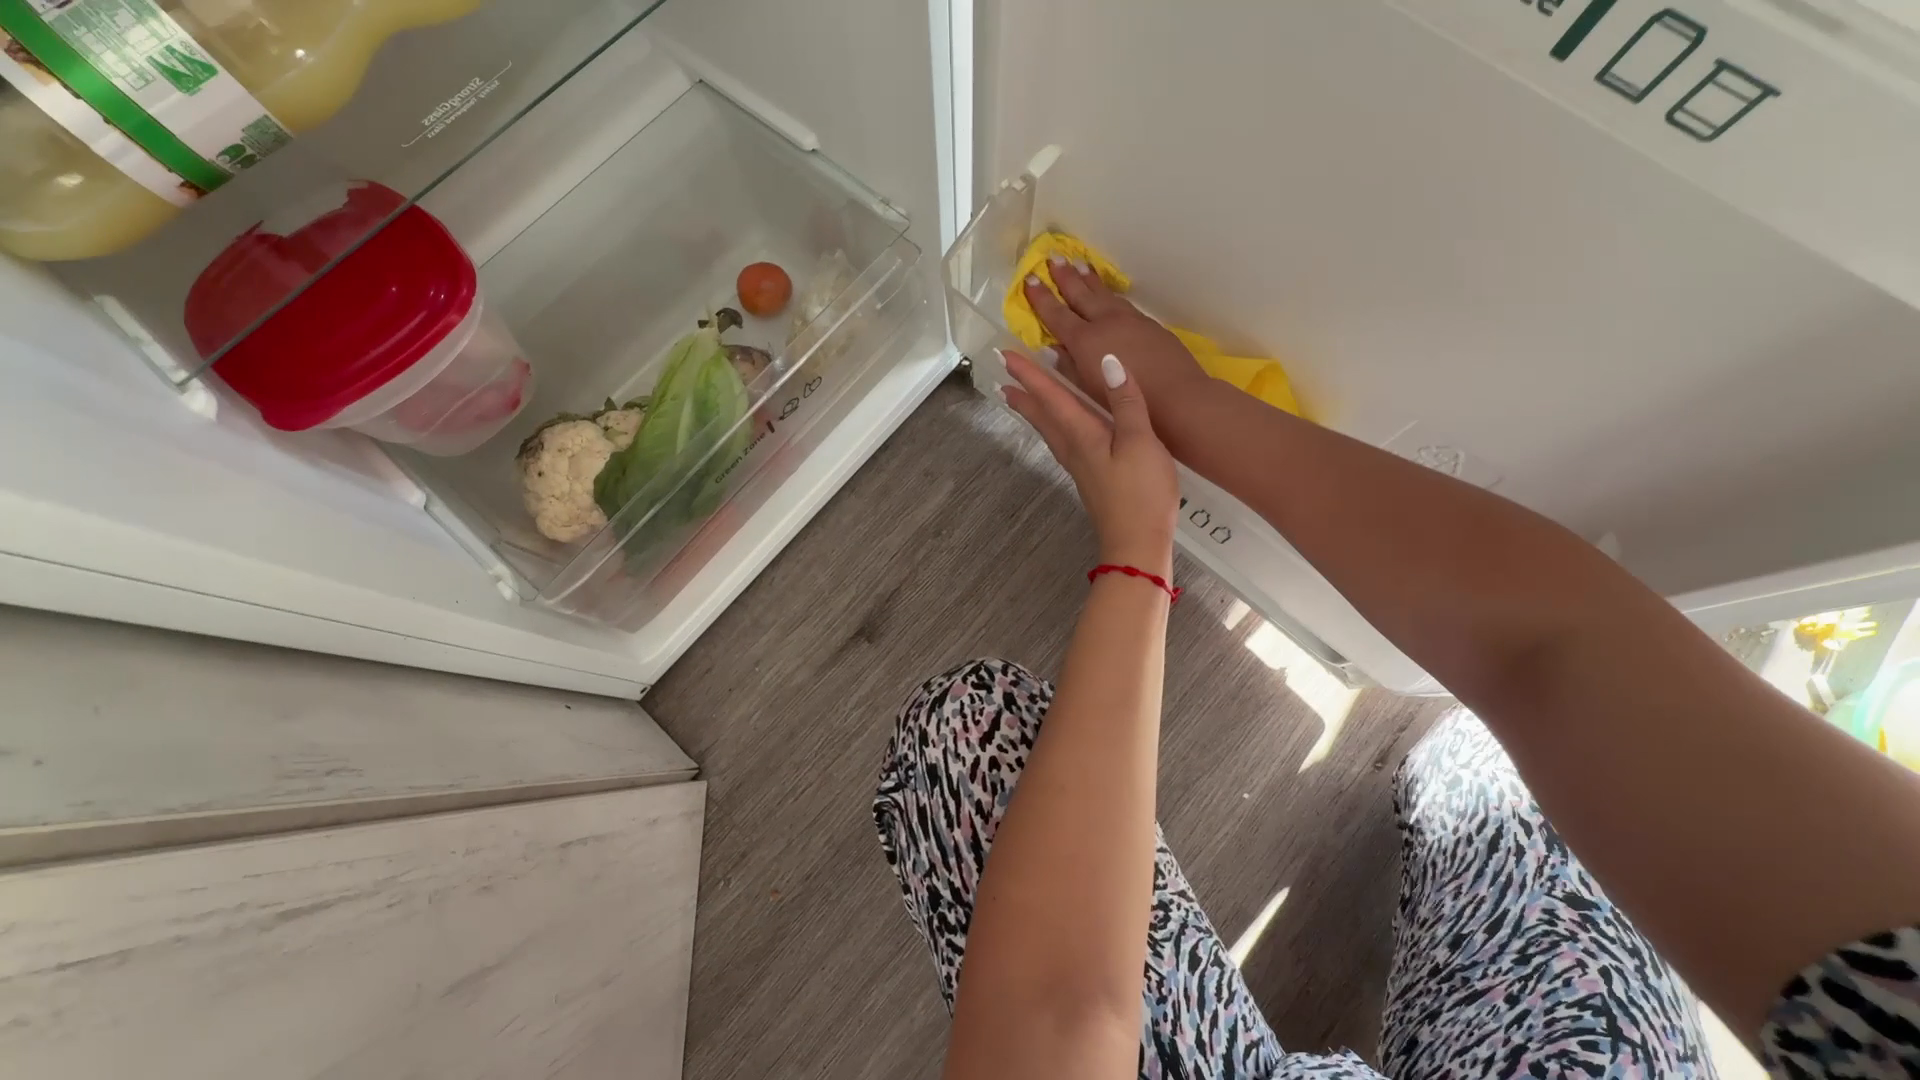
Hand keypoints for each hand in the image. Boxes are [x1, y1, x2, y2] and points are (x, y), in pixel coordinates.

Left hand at [1001, 348, 1178, 573]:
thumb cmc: (1142, 493)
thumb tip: (1108, 361)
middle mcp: (1074, 449)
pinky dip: (1052, 428)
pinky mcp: (1089, 480)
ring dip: (1033, 413)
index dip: (1030, 375)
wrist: (1137, 545)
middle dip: (1023, 395)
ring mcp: (1080, 467)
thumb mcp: (1141, 441)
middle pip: (1043, 416)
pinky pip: (1062, 443)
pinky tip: (1059, 432)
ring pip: (1049, 431)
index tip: (1006, 355)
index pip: (1051, 397)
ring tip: (1018, 401)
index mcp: (1083, 435)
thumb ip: (1125, 402)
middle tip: (1001, 380)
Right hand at [1023, 258, 1209, 422]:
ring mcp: (1129, 320)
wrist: (1176, 397)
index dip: (1041, 298)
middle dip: (1065, 276)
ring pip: (1104, 294)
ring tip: (1080, 263)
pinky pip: (1122, 302)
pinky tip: (1108, 293)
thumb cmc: (1126, 402)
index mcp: (1085, 340)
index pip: (1057, 314)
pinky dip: (1109, 293)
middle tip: (1053, 257)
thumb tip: (1052, 349)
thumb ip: (1069, 367)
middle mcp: (1105, 322)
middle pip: (1081, 294)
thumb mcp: (1088, 390)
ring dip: (1089, 279)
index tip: (1029, 280)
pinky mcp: (1148, 324)